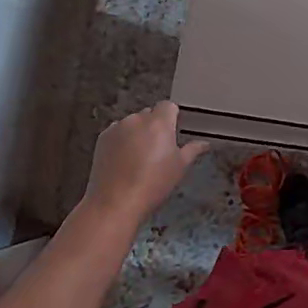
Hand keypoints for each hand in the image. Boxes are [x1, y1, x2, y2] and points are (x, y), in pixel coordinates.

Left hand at [80, 102, 210, 226]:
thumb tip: (204, 143)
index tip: (173, 133)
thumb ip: (192, 150)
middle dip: (154, 127)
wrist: (116, 201)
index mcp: (159, 122)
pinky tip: (123, 162)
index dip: (172, 117)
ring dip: (137, 133)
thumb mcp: (179, 168)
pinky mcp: (102, 138)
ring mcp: (117, 127)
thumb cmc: (154, 184)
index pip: (168, 106)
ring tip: (138, 159)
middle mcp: (137, 119)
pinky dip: (121, 141)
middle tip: (158, 150)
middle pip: (149, 114)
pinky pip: (117, 133)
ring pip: (132, 124)